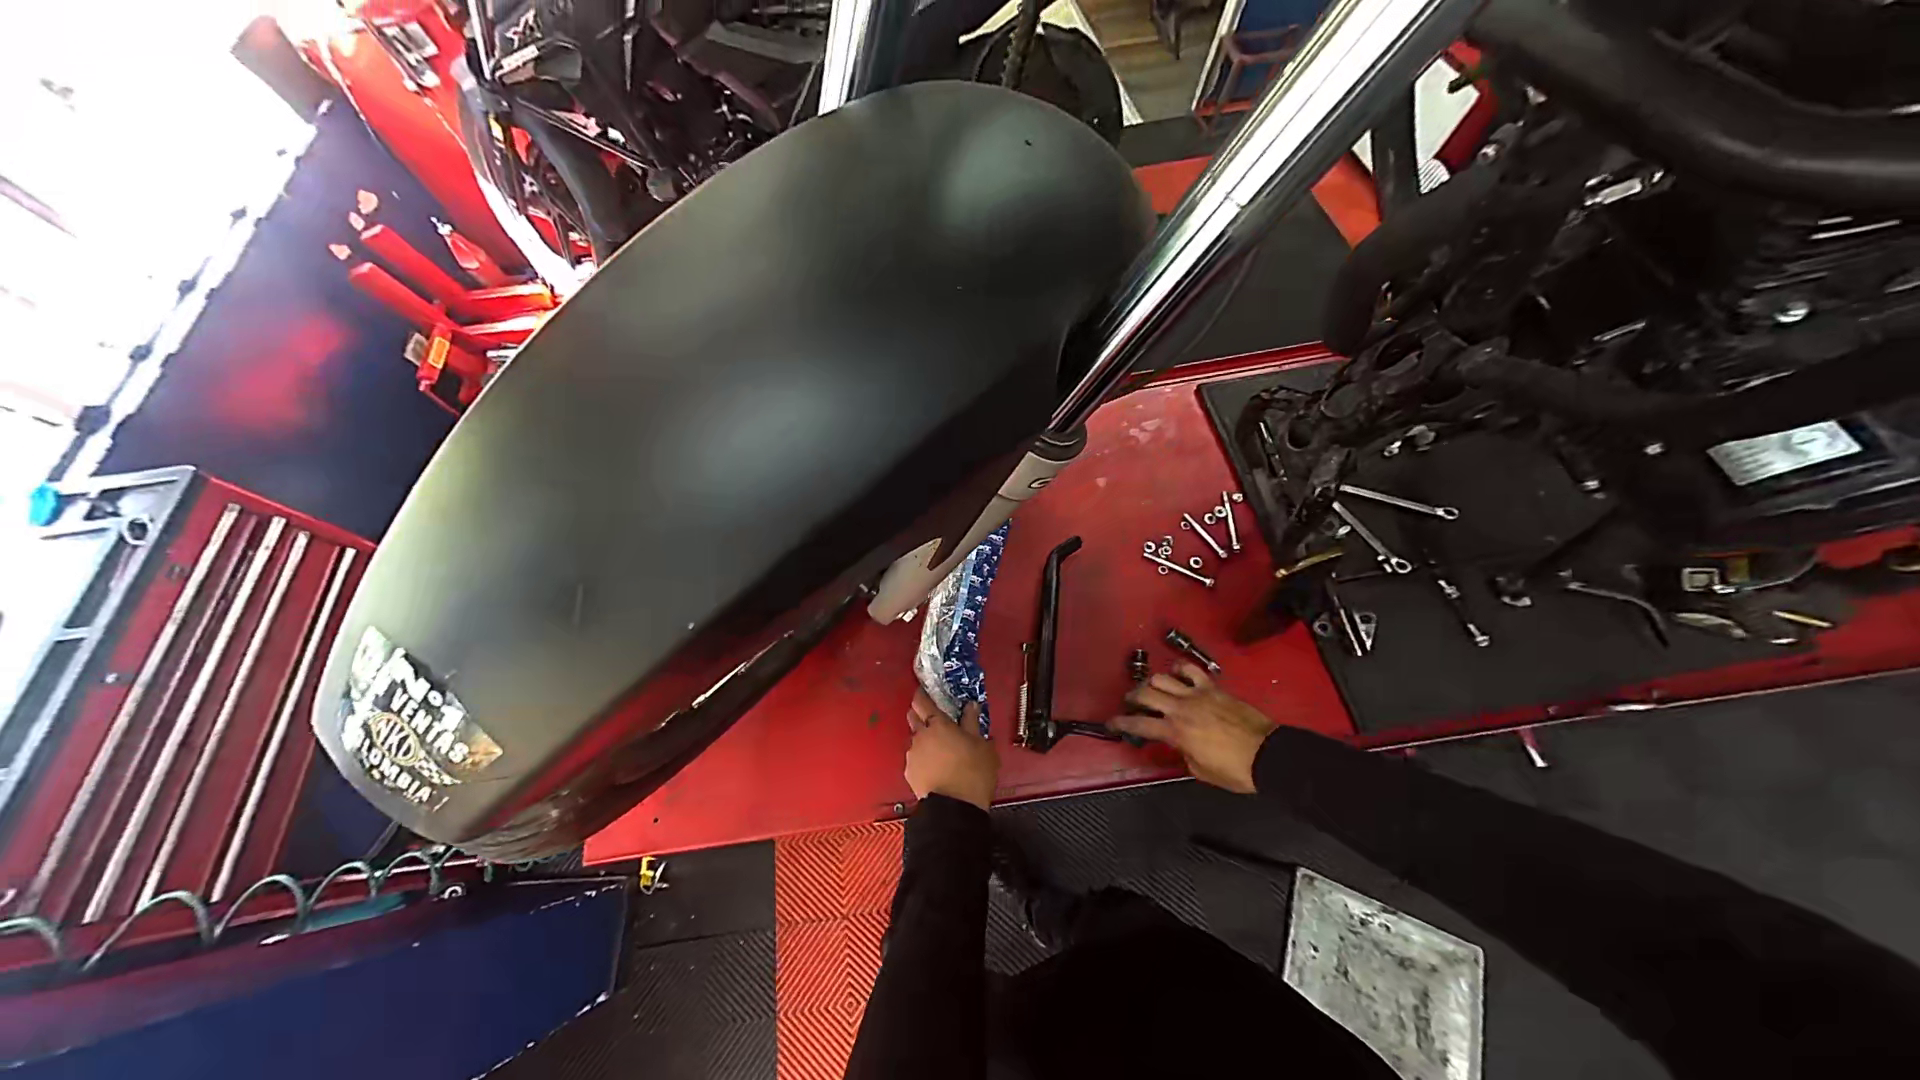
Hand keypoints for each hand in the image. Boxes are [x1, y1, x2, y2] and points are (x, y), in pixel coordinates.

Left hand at [905, 689, 998, 809]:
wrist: (955, 807)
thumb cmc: (973, 771)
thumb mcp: (982, 745)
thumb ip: (972, 723)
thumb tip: (971, 706)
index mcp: (937, 724)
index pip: (921, 700)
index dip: (921, 694)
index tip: (925, 692)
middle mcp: (920, 735)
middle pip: (912, 716)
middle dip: (920, 714)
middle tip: (935, 719)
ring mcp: (912, 754)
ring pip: (914, 739)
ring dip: (923, 739)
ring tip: (939, 749)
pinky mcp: (909, 772)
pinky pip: (914, 758)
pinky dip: (922, 758)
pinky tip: (935, 767)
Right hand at [1109, 663, 1276, 793]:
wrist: (1268, 755)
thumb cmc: (1234, 770)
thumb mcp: (1201, 770)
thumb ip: (1183, 753)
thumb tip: (1179, 745)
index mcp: (1175, 732)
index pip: (1139, 724)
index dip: (1121, 722)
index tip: (1111, 723)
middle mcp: (1181, 708)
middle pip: (1146, 693)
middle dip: (1133, 697)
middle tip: (1131, 703)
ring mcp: (1197, 694)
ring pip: (1163, 677)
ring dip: (1153, 683)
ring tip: (1153, 688)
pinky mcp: (1213, 688)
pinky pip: (1191, 670)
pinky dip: (1180, 669)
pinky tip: (1178, 673)